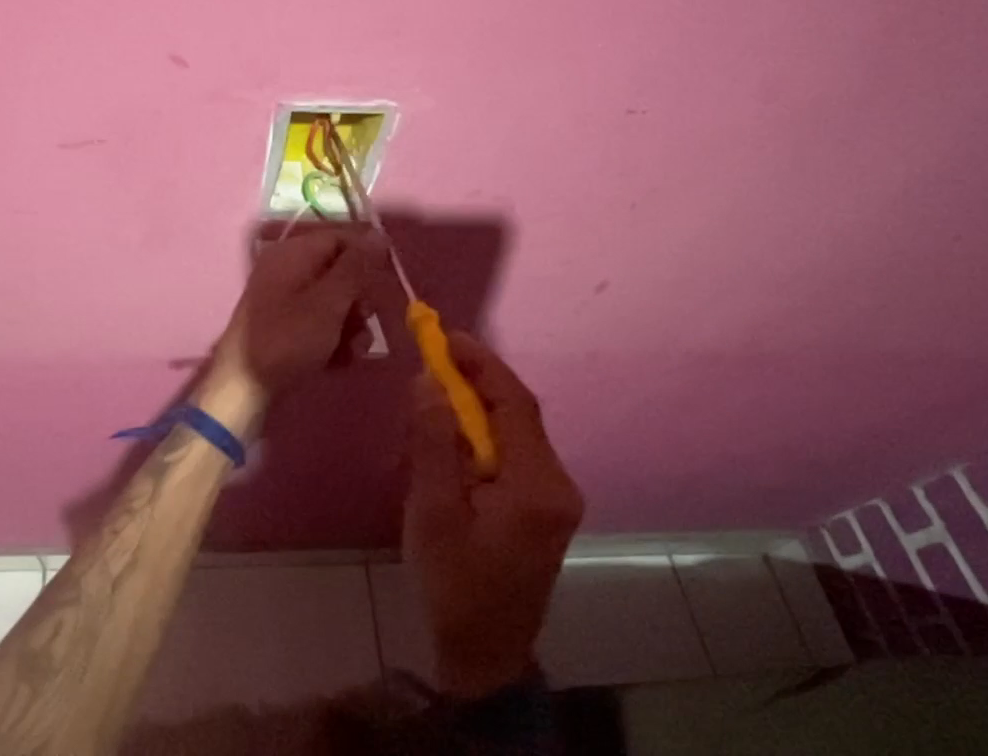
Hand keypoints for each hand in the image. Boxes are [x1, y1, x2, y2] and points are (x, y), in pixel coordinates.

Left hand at [211, 227, 384, 394]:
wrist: (244, 387)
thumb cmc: (288, 338)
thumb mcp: (329, 302)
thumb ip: (356, 267)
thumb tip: (378, 234)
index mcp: (292, 253)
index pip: (340, 238)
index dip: (366, 257)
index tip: (384, 282)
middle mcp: (287, 270)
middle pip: (339, 273)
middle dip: (358, 299)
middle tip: (363, 321)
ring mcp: (284, 300)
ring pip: (333, 302)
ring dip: (351, 325)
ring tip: (353, 349)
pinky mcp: (285, 327)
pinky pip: (319, 323)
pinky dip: (333, 339)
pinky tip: (341, 360)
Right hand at [404, 332, 582, 698]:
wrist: (484, 653)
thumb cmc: (454, 583)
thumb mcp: (434, 511)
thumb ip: (433, 443)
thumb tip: (429, 381)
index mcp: (538, 484)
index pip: (514, 403)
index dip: (480, 363)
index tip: (444, 334)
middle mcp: (558, 484)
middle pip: (518, 414)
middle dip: (475, 381)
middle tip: (431, 357)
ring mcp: (555, 499)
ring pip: (514, 433)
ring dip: (475, 409)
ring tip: (431, 396)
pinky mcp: (543, 510)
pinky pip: (513, 456)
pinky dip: (481, 437)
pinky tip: (449, 442)